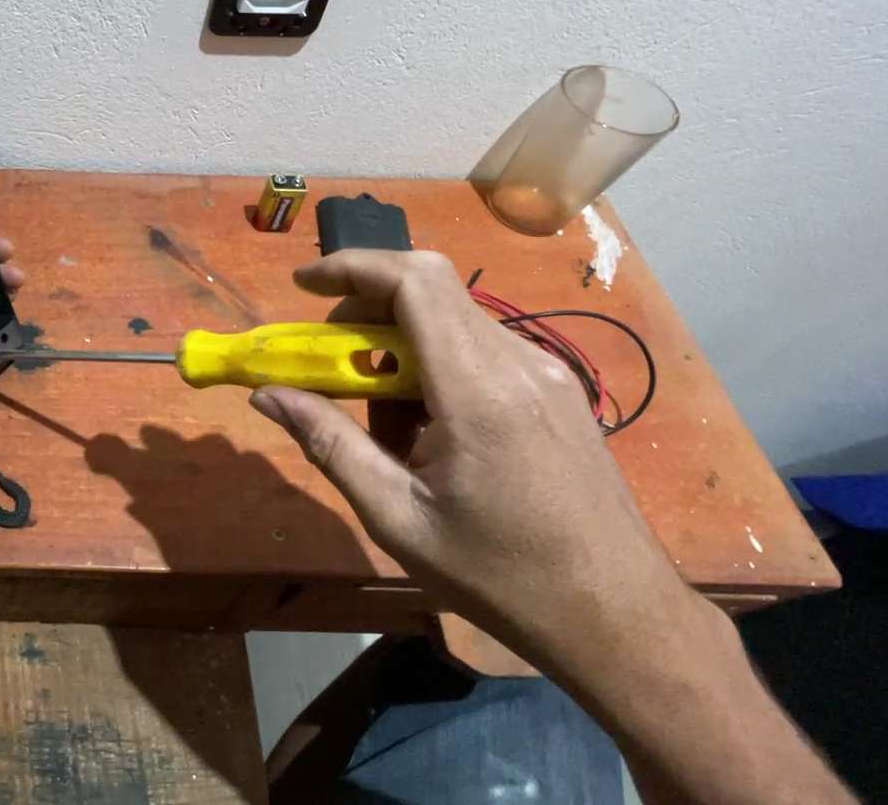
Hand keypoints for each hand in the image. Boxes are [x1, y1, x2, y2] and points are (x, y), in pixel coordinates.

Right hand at [248, 250, 701, 676]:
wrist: (621, 620)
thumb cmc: (500, 576)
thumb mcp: (396, 516)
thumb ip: (328, 443)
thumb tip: (266, 395)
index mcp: (478, 390)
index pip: (414, 282)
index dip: (351, 267)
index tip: (302, 284)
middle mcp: (518, 363)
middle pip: (427, 290)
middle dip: (362, 310)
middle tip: (326, 363)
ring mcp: (546, 373)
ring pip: (449, 320)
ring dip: (395, 346)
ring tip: (379, 422)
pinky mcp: (555, 391)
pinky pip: (477, 350)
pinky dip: (430, 367)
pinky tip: (425, 432)